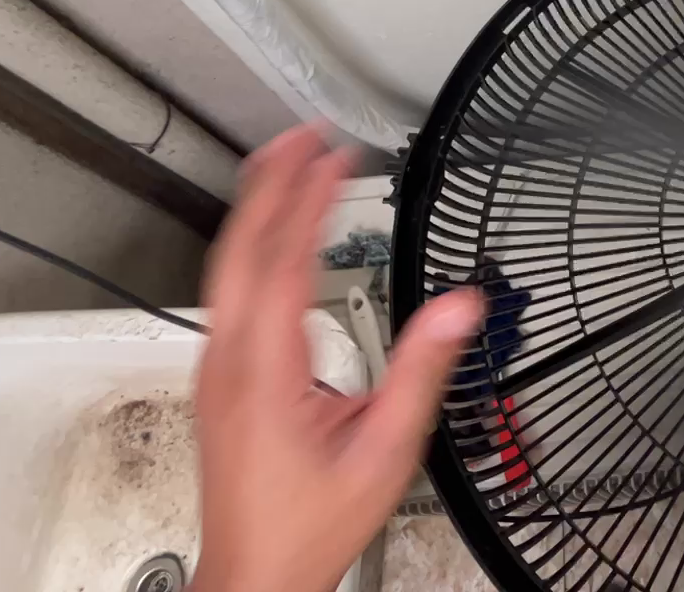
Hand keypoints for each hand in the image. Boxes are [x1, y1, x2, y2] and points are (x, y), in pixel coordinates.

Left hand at [189, 124, 483, 591]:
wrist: (257, 576)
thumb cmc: (314, 519)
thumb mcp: (387, 447)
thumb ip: (423, 369)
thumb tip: (462, 304)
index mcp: (267, 368)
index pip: (284, 261)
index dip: (310, 200)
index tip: (337, 156)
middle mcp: (232, 357)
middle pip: (240, 248)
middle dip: (271, 182)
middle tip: (305, 135)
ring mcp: (221, 363)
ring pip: (228, 264)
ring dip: (258, 205)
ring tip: (288, 161)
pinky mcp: (226, 371)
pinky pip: (233, 286)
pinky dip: (254, 240)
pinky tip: (274, 228)